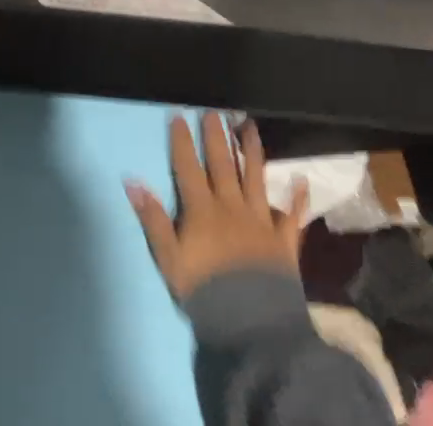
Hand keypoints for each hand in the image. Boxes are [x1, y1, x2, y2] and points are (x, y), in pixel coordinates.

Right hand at [126, 114, 308, 299]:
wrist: (251, 321)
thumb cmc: (203, 289)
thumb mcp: (168, 256)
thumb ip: (152, 218)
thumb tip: (132, 181)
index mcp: (202, 210)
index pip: (188, 168)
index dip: (183, 142)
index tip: (179, 116)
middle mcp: (232, 207)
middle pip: (223, 165)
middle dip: (217, 137)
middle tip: (215, 111)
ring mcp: (261, 221)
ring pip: (256, 179)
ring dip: (253, 152)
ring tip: (250, 128)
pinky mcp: (285, 241)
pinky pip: (293, 216)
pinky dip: (298, 198)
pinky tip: (301, 180)